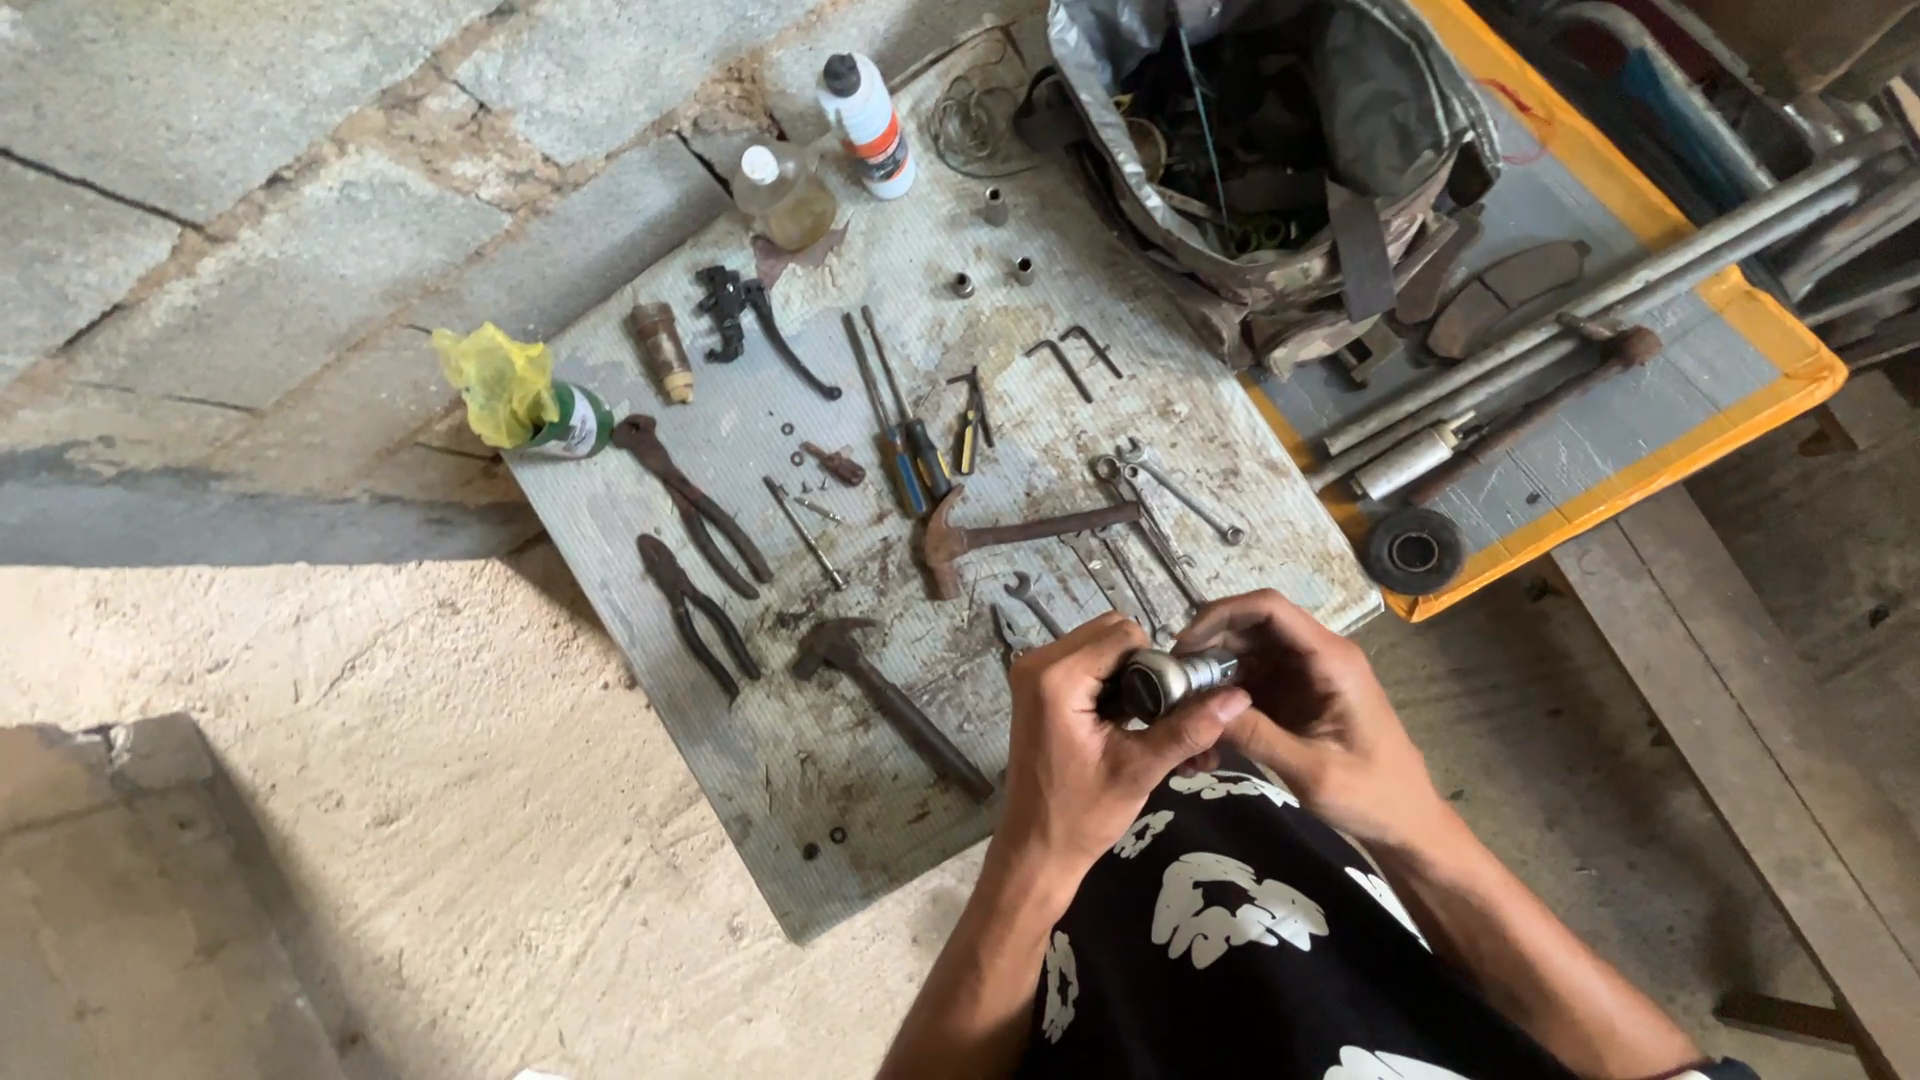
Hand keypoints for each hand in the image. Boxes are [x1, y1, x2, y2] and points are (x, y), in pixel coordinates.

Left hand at [996, 612, 1250, 888]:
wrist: (1036, 846)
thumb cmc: (1083, 813)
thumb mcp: (1141, 769)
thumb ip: (1188, 727)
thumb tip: (1239, 697)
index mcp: (1055, 676)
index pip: (1123, 634)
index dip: (1155, 665)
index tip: (1166, 706)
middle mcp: (1037, 661)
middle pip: (1110, 633)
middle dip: (1143, 667)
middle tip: (1155, 715)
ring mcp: (1033, 671)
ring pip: (1099, 646)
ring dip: (1129, 676)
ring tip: (1142, 722)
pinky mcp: (1036, 685)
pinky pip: (1084, 662)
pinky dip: (1110, 683)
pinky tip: (1124, 721)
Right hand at [1175, 589, 1451, 851]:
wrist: (1407, 824)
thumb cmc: (1371, 795)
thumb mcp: (1311, 771)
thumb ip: (1256, 736)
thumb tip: (1198, 706)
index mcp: (1331, 660)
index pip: (1269, 608)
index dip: (1221, 615)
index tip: (1184, 645)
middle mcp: (1316, 654)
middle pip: (1250, 625)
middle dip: (1207, 644)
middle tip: (1173, 679)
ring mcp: (1304, 672)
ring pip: (1244, 650)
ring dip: (1212, 670)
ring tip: (1183, 703)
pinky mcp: (1294, 692)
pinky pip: (1249, 678)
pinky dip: (1223, 693)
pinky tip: (1205, 722)